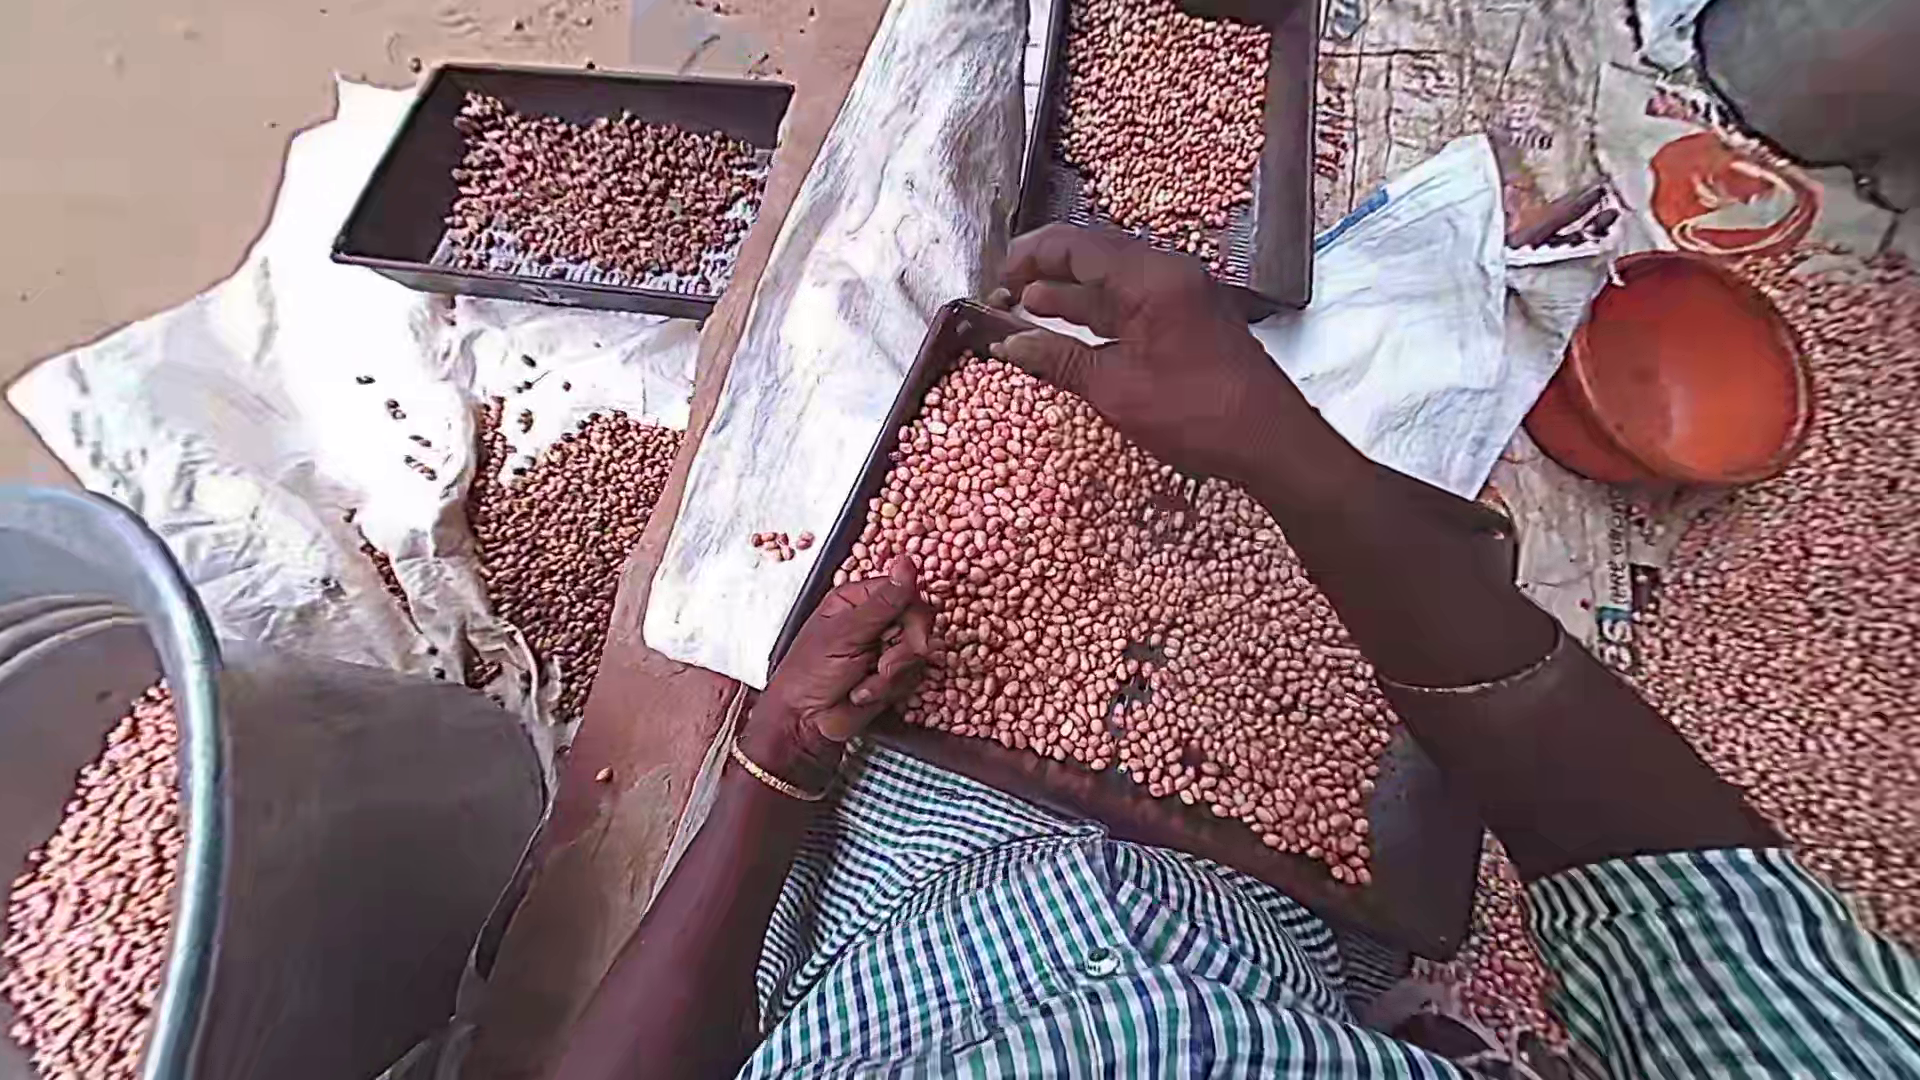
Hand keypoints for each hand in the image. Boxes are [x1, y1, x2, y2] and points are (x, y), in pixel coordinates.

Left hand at [744, 556, 933, 782]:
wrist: (803, 724)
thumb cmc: (810, 674)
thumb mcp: (847, 634)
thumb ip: (884, 602)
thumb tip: (907, 563)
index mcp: (858, 599)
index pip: (905, 592)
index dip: (914, 615)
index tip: (915, 636)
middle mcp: (875, 619)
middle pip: (918, 622)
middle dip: (903, 651)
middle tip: (884, 667)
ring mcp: (885, 647)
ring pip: (916, 652)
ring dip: (890, 676)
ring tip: (860, 685)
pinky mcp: (891, 675)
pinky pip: (911, 676)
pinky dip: (888, 690)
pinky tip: (862, 694)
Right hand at [991, 225, 1333, 487]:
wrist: (1268, 440)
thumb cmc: (1195, 413)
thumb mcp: (1117, 388)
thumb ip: (1060, 360)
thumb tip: (1010, 344)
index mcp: (1151, 279)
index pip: (1077, 246)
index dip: (1029, 256)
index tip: (998, 277)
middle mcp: (1167, 276)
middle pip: (1093, 258)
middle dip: (1044, 274)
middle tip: (1005, 295)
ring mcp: (1178, 299)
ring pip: (1110, 285)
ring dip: (1068, 296)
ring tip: (1025, 308)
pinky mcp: (1183, 323)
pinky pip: (1129, 308)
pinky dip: (1095, 318)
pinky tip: (1069, 331)